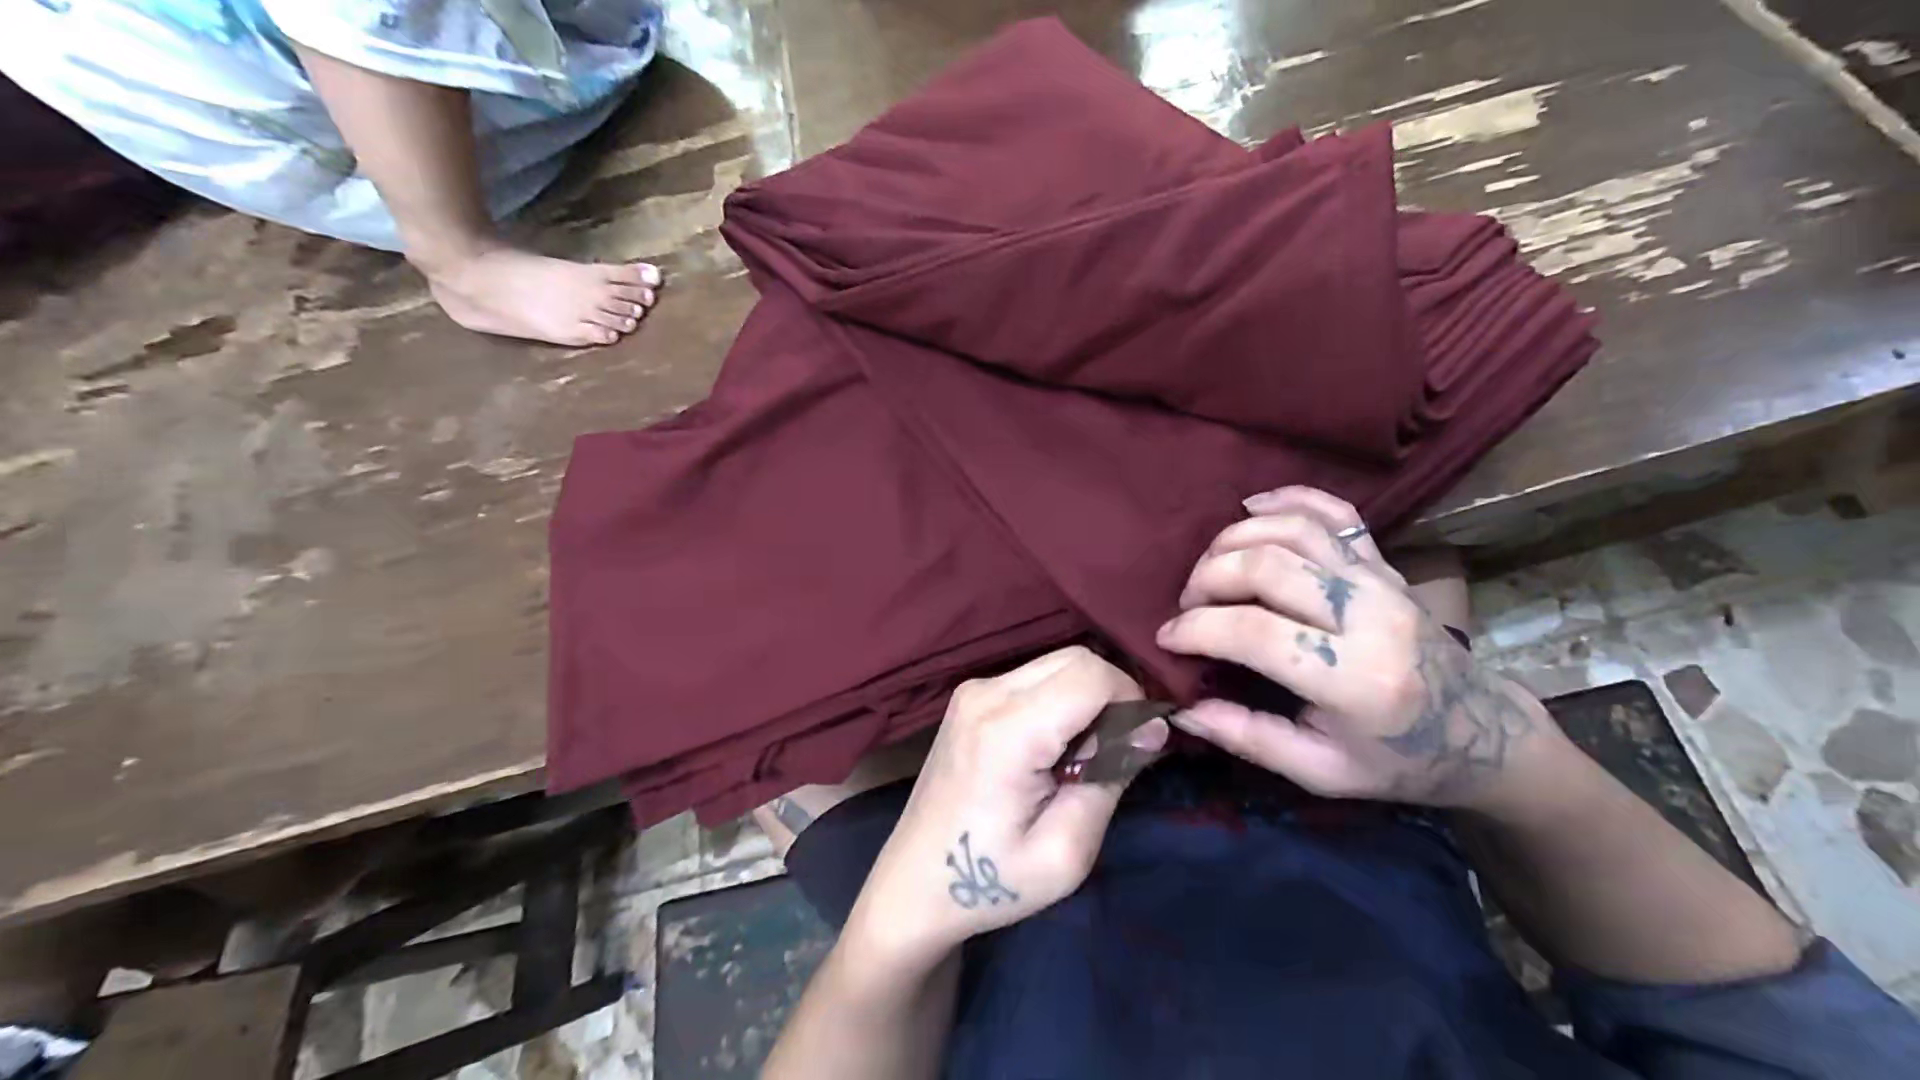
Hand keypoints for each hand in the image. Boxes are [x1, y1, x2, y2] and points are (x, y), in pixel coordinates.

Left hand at [844, 647, 1168, 965]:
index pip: (1092, 675)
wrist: (917, 880)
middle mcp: (987, 693)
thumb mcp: (1067, 852)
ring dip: (1086, 697)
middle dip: (1112, 696)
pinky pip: (1035, 676)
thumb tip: (1151, 728)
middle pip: (1077, 658)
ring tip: (1081, 755)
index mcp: (1008, 730)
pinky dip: (1060, 698)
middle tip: (1112, 752)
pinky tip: (1053, 746)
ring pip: (1057, 662)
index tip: (1142, 745)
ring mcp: (974, 690)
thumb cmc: (993, 880)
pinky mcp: (970, 696)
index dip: (1132, 702)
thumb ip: (1111, 778)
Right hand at [1154, 486, 1572, 810]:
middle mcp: (1371, 616)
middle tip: (1188, 606)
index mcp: (1355, 679)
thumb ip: (1249, 739)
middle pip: (1266, 566)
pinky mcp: (1383, 563)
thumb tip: (1182, 709)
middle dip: (1207, 579)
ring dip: (1233, 540)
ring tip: (1209, 570)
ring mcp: (1381, 580)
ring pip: (1292, 530)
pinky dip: (1287, 500)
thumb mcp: (1321, 773)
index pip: (1253, 631)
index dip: (1196, 629)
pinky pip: (1334, 513)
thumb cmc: (1398, 760)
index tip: (1166, 639)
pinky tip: (1250, 508)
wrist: (1483, 734)